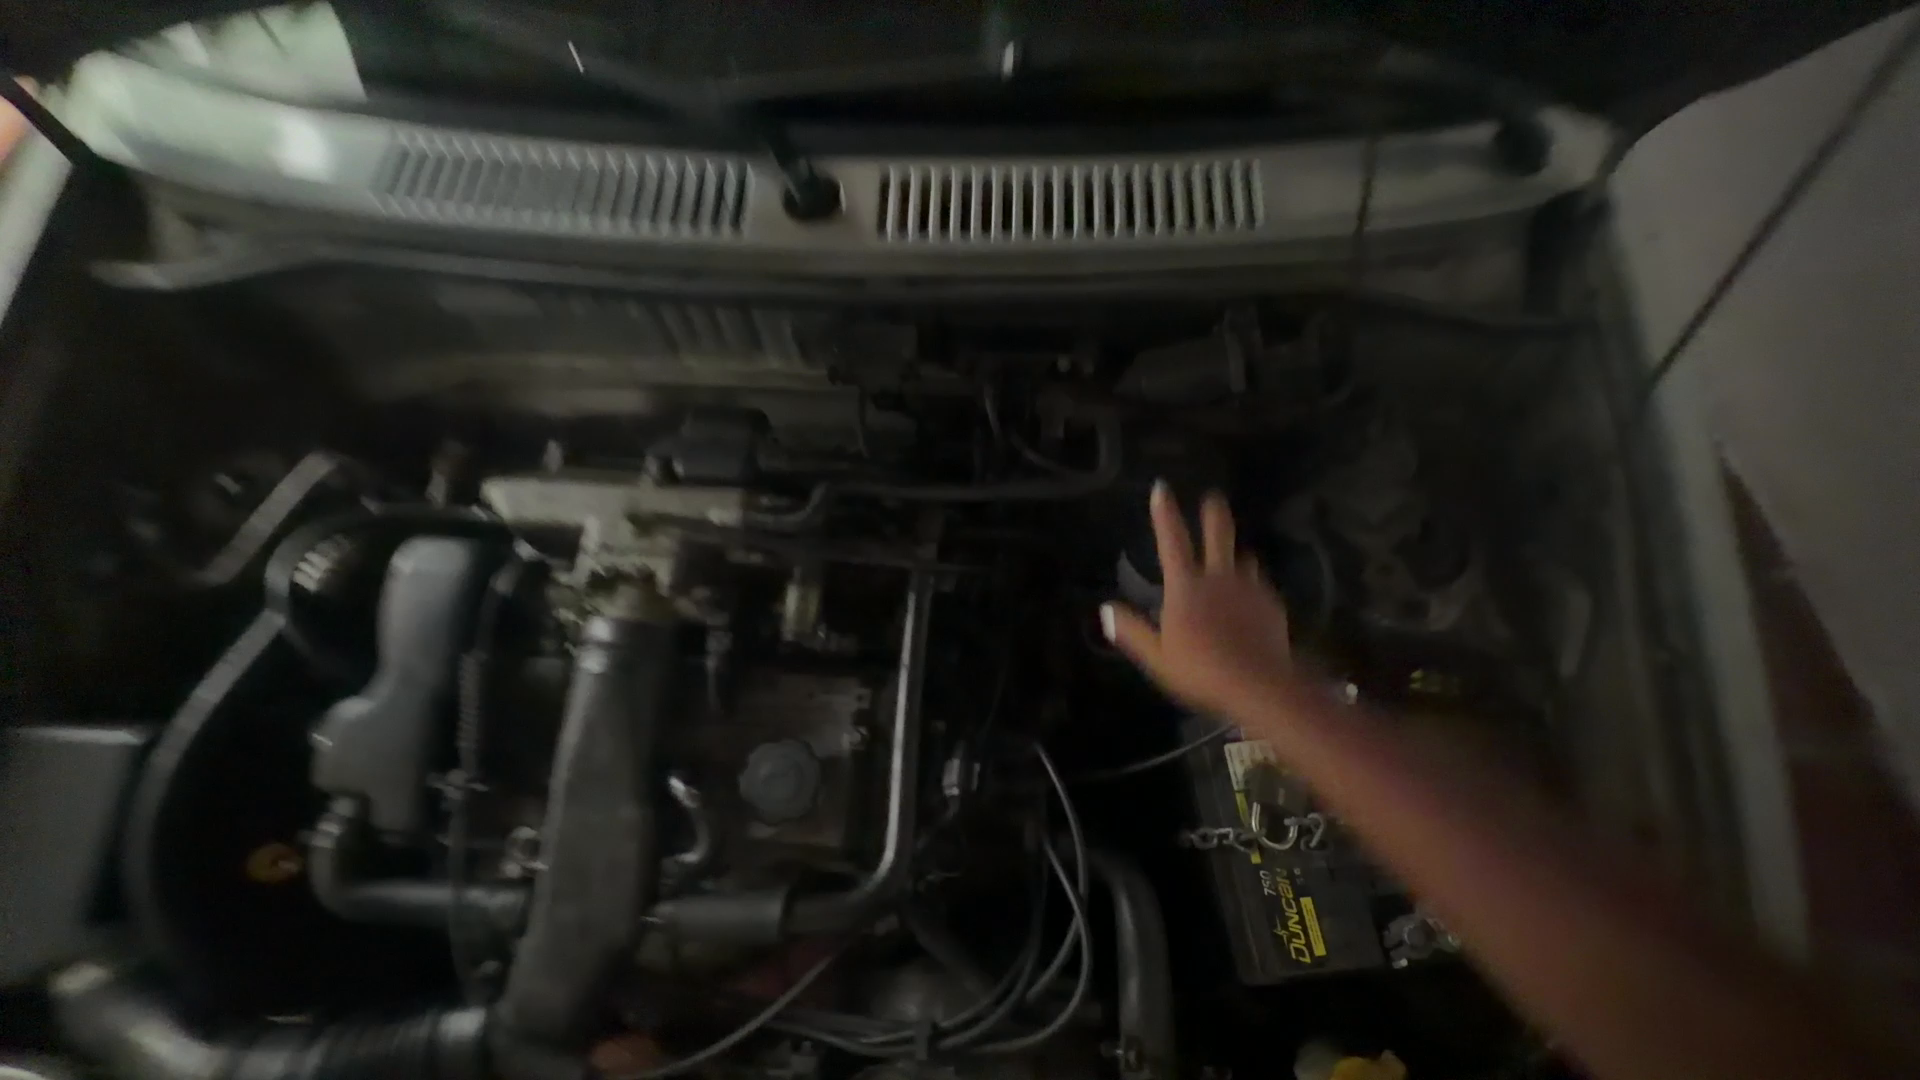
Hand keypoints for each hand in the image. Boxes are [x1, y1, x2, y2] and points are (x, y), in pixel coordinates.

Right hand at [1102, 483, 1293, 717]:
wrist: (1259, 685)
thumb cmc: (1201, 669)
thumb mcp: (1157, 656)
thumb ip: (1131, 630)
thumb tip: (1106, 609)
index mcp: (1186, 586)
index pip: (1172, 540)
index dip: (1165, 513)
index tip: (1162, 487)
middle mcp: (1219, 578)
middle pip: (1218, 535)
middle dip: (1214, 513)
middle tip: (1214, 497)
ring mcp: (1249, 588)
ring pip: (1243, 559)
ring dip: (1236, 555)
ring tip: (1234, 558)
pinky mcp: (1271, 605)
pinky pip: (1259, 585)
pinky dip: (1252, 585)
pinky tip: (1250, 599)